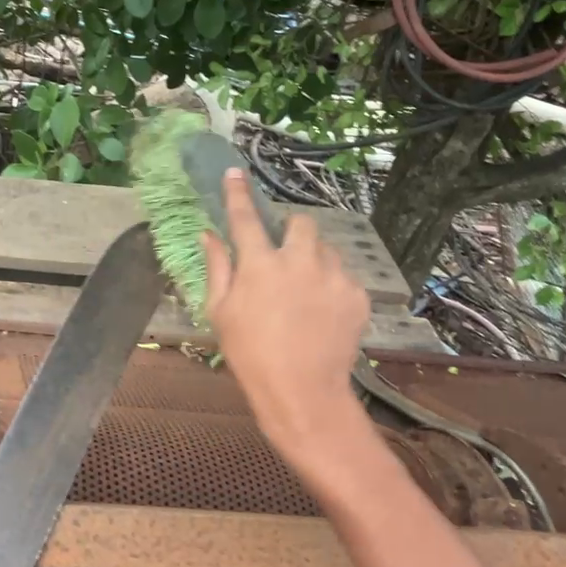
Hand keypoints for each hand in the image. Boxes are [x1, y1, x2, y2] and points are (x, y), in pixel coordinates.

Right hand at [202, 167, 372, 458]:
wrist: (303, 393)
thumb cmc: (250, 354)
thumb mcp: (220, 312)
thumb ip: (217, 267)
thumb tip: (208, 234)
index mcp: (260, 265)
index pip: (245, 217)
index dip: (238, 193)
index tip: (234, 173)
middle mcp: (299, 261)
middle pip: (300, 223)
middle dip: (291, 231)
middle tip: (282, 255)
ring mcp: (333, 277)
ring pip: (325, 249)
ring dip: (313, 258)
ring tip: (304, 290)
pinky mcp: (357, 295)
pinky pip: (343, 275)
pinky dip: (331, 284)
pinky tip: (321, 312)